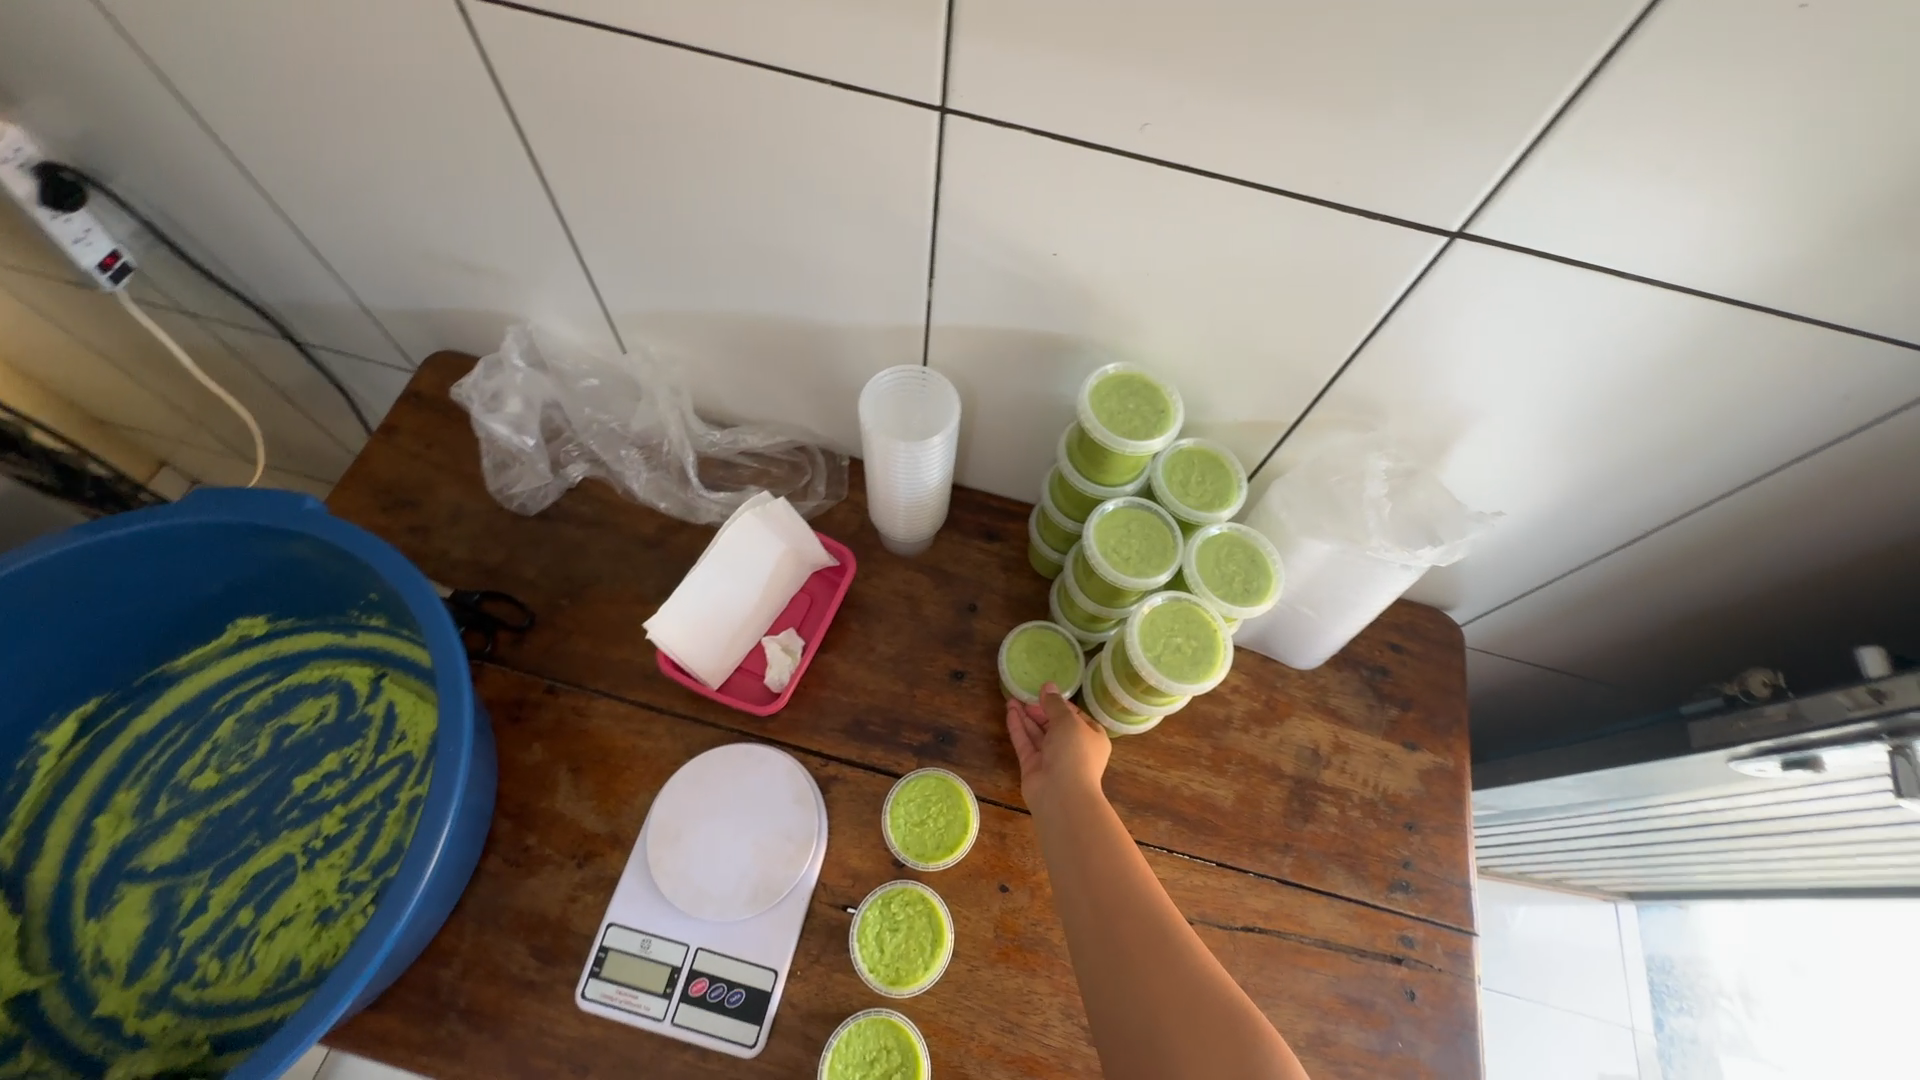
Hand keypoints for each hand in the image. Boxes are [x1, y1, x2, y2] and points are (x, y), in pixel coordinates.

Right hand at [1005, 683, 1111, 813]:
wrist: (1062, 795)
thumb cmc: (1074, 752)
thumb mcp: (1068, 721)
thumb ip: (1055, 704)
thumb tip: (1048, 686)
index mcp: (1091, 737)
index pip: (1076, 716)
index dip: (1060, 704)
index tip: (1044, 692)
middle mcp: (1073, 748)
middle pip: (1054, 725)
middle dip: (1039, 710)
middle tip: (1024, 694)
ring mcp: (1052, 759)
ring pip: (1038, 734)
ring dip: (1026, 717)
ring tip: (1011, 699)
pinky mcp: (1034, 767)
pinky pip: (1026, 744)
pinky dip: (1018, 728)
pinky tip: (1010, 712)